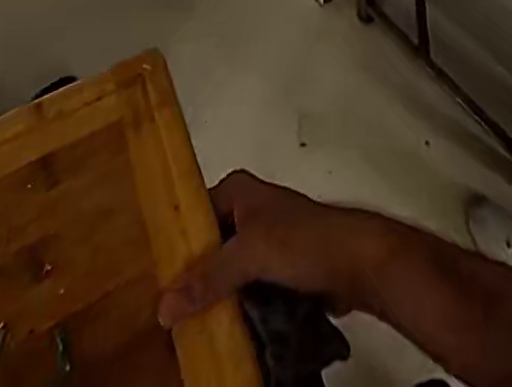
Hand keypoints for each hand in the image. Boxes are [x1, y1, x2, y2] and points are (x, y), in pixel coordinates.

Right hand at [157, 171, 393, 327]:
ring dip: (214, 292)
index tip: (155, 279)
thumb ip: (208, 278)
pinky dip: (235, 302)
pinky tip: (219, 323)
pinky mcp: (279, 265)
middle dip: (193, 273)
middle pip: (209, 243)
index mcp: (237, 189)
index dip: (175, 245)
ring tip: (187, 320)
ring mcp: (265, 238)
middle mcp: (248, 208)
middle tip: (168, 307)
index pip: (193, 214)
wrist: (357, 261)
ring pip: (228, 268)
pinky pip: (246, 285)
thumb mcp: (250, 253)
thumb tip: (163, 308)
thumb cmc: (303, 240)